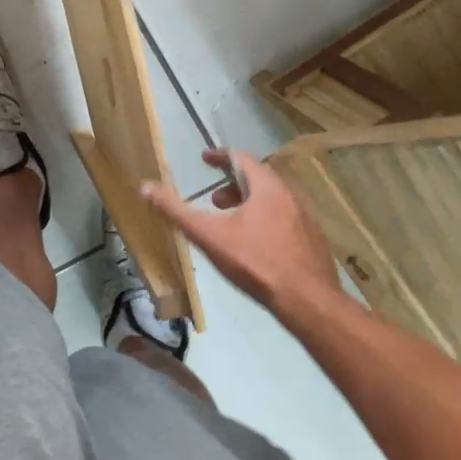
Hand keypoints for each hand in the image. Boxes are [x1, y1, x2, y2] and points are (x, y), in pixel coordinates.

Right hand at [141, 149, 338, 312]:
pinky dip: (268, 222)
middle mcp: (291, 197)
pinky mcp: (315, 243)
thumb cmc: (255, 262)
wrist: (307, 302)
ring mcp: (307, 220)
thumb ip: (175, 210)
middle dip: (233, 185)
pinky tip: (258, 246)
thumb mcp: (208, 235)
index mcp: (267, 188)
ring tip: (233, 224)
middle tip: (214, 200)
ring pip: (274, 202)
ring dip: (251, 205)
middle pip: (259, 180)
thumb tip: (145, 187)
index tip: (205, 160)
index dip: (220, 157)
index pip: (242, 159)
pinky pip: (287, 221)